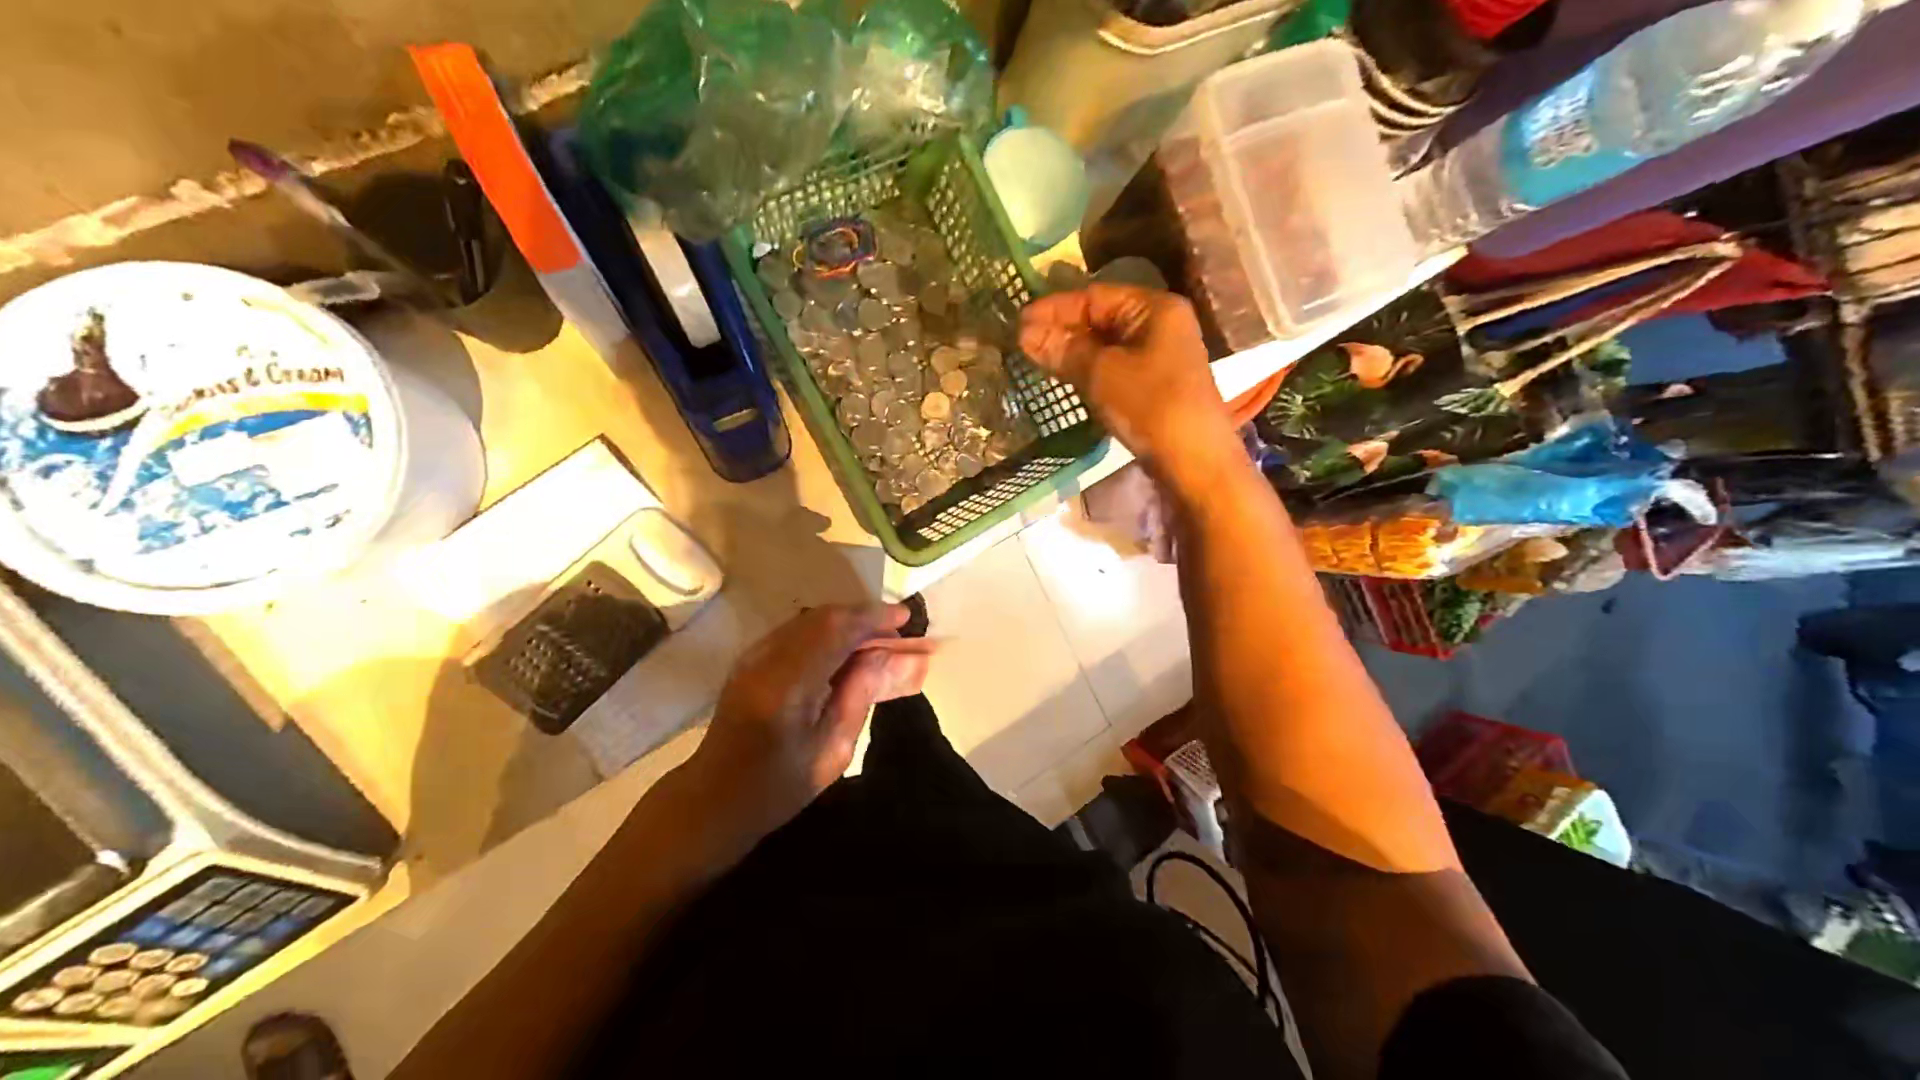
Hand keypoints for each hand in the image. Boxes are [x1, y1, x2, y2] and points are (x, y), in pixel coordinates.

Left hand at [688, 604, 910, 833]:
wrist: (715, 798)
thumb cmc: (778, 786)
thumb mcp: (832, 750)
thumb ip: (860, 695)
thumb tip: (889, 655)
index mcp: (786, 684)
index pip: (835, 630)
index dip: (872, 618)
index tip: (905, 619)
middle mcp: (766, 658)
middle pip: (822, 617)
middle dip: (863, 618)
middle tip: (897, 633)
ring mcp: (753, 656)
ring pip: (808, 621)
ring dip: (846, 623)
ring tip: (877, 641)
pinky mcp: (750, 660)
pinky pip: (796, 632)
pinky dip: (827, 632)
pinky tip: (846, 650)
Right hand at [1019, 285, 1235, 468]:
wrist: (1194, 460)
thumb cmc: (1150, 405)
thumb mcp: (1101, 373)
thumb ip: (1063, 349)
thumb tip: (1025, 333)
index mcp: (1154, 308)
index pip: (1095, 296)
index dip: (1054, 308)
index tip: (1018, 321)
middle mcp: (1160, 325)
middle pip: (1101, 318)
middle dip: (1061, 329)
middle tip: (1022, 342)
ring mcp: (1159, 356)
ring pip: (1106, 344)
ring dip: (1071, 351)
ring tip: (1035, 359)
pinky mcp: (1154, 385)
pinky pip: (1114, 367)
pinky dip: (1087, 369)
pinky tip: (1064, 378)